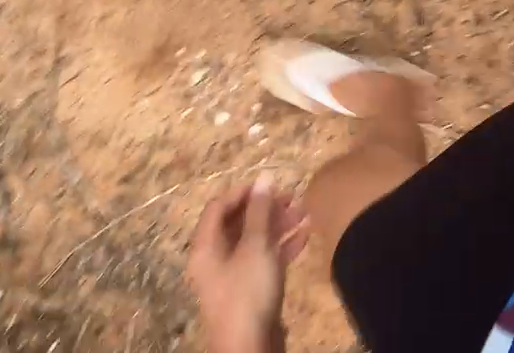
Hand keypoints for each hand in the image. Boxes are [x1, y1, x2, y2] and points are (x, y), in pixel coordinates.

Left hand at [187, 174, 308, 352]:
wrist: (251, 348)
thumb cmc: (247, 292)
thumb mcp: (255, 246)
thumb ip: (260, 211)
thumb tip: (264, 177)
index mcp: (207, 248)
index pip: (218, 207)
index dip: (243, 191)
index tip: (271, 183)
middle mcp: (216, 258)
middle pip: (239, 222)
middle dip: (267, 207)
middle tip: (295, 197)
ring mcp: (234, 274)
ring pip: (255, 239)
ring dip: (280, 223)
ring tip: (306, 212)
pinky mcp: (251, 288)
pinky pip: (265, 257)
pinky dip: (283, 244)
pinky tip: (306, 235)